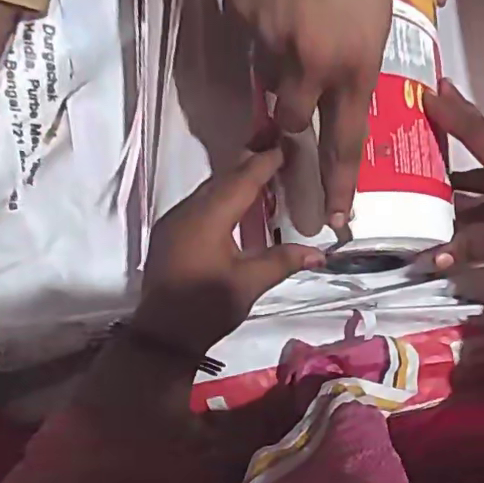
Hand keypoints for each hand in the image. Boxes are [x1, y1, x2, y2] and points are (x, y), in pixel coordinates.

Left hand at [134, 149, 324, 352]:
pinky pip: (199, 205)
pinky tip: (236, 207)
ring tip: (261, 177)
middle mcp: (187, 211)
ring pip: (208, 191)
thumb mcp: (249, 284)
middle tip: (276, 154)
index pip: (241, 181)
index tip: (285, 147)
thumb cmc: (206, 308)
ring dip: (234, 182)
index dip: (264, 163)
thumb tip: (320, 253)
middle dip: (249, 166)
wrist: (163, 335)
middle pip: (222, 180)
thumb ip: (283, 261)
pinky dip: (221, 199)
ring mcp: (174, 222)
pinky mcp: (169, 235)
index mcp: (207, 218)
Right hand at [220, 0, 390, 227]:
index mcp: (356, 61)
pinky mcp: (238, 16)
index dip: (340, 185)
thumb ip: (356, 64)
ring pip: (270, 82)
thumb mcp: (377, 11)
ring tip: (290, 29)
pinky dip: (262, 32)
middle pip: (294, 125)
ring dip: (279, 74)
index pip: (345, 142)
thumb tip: (335, 99)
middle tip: (297, 142)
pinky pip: (250, 43)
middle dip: (295, 136)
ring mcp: (270, 40)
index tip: (337, 220)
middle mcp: (311, 62)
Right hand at [424, 81, 483, 279]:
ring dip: (467, 167)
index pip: (475, 132)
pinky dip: (483, 189)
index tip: (429, 92)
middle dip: (460, 122)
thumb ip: (468, 244)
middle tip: (436, 101)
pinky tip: (465, 205)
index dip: (450, 113)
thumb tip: (436, 256)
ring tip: (438, 166)